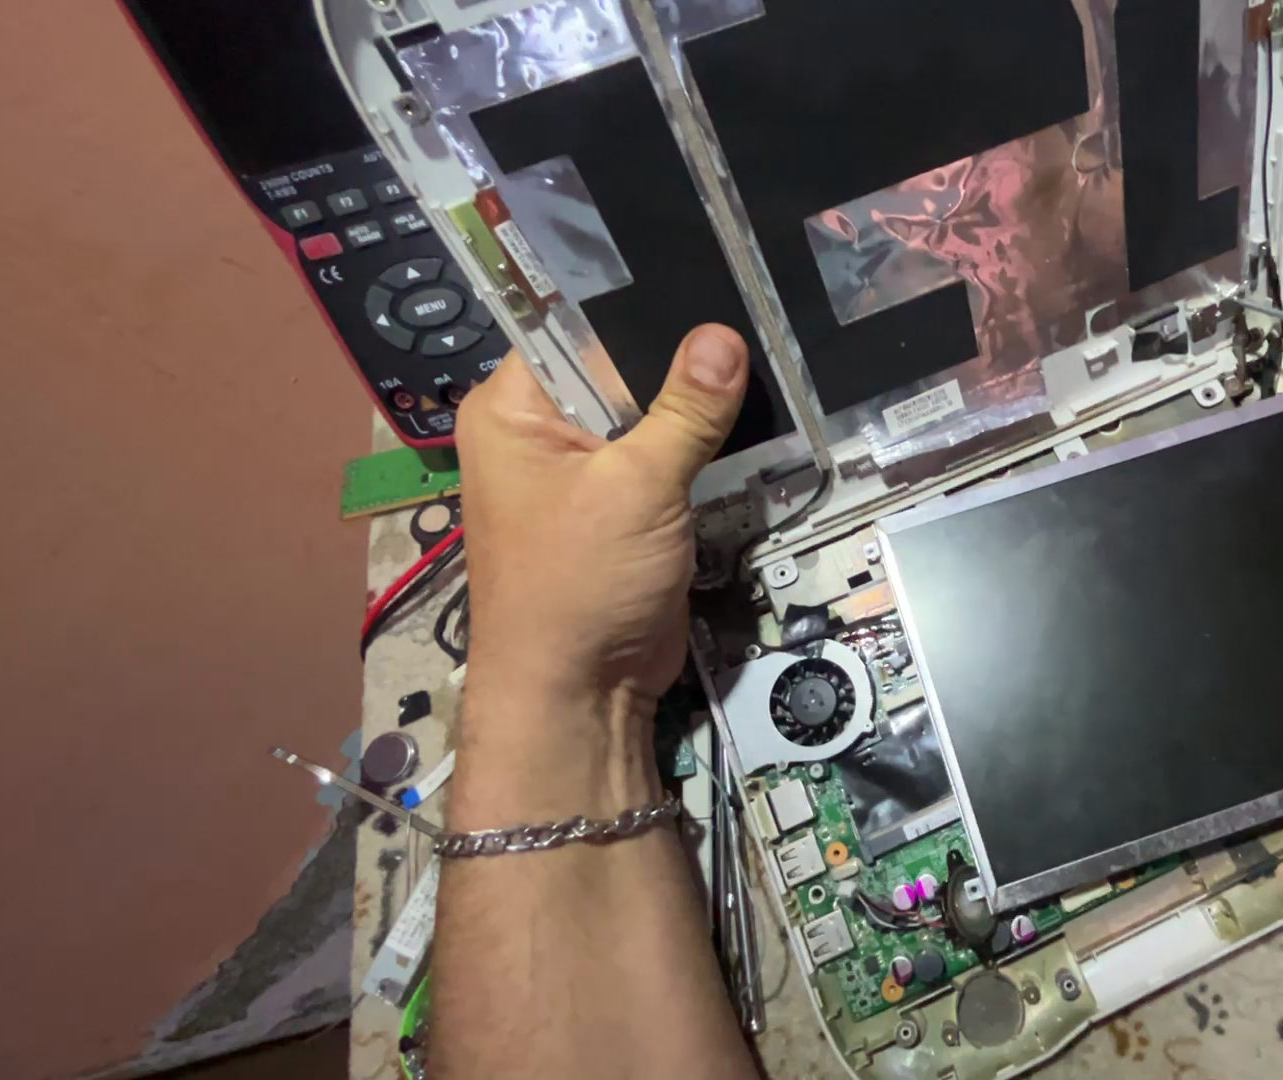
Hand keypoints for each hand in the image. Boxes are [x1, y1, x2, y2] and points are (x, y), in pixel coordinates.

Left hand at [455, 326, 748, 710]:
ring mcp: (592, 472)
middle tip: (754, 318)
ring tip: (765, 364)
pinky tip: (751, 423)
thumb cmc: (581, 580)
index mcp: (517, 409)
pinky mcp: (630, 507)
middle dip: (682, 359)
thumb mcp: (636, 487)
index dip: (641, 305)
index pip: (577, 328)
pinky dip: (704, 447)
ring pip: (652, 417)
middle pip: (622, 371)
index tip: (710, 280)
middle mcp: (548, 433)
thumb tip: (724, 337)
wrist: (584, 691)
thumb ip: (684, 411)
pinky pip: (670, 459)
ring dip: (700, 407)